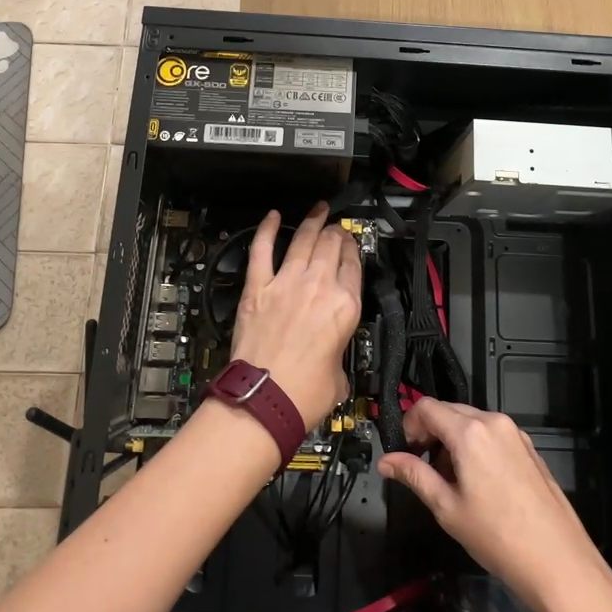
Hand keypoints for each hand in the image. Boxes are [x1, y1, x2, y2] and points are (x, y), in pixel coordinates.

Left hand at [229, 203, 362, 424]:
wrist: (264, 401)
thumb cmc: (304, 395)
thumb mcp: (340, 374)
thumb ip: (339, 351)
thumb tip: (330, 352)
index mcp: (346, 306)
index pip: (354, 264)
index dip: (352, 250)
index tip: (350, 245)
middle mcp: (319, 287)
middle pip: (331, 245)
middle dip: (335, 233)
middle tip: (335, 228)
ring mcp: (286, 283)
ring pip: (303, 240)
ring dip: (312, 221)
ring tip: (318, 210)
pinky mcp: (258, 288)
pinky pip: (262, 250)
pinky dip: (266, 230)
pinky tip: (272, 216)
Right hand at [377, 400, 611, 611]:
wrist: (557, 560)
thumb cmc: (497, 536)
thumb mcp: (446, 508)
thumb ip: (414, 476)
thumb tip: (386, 461)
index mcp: (470, 431)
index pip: (426, 407)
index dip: (408, 424)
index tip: (405, 451)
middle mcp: (494, 422)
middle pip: (450, 410)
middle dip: (430, 432)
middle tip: (423, 467)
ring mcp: (516, 434)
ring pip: (472, 422)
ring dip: (453, 440)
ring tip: (451, 481)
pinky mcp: (530, 448)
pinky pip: (493, 434)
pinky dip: (477, 446)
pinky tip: (479, 484)